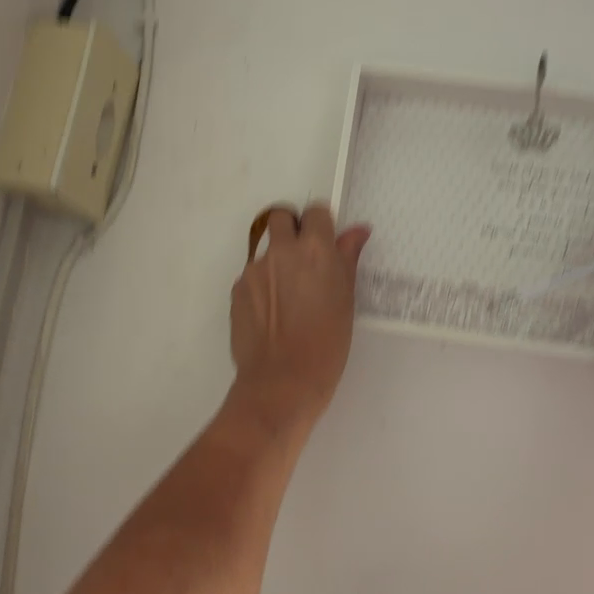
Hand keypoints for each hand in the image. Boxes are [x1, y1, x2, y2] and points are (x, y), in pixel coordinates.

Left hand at [229, 202, 371, 430]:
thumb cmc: (326, 343)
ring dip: (277, 263)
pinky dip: (263, 287)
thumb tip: (356, 231)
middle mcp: (280, 251)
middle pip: (281, 218)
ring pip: (266, 251)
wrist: (282, 381)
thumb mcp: (346, 300)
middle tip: (304, 260)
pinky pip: (252, 277)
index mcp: (314, 249)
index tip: (326, 243)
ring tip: (290, 300)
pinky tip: (273, 316)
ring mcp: (254, 270)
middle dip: (291, 230)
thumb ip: (347, 259)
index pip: (315, 212)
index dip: (321, 225)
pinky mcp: (237, 290)